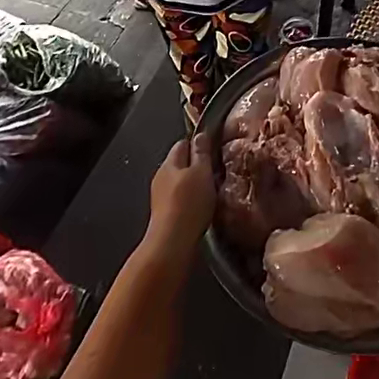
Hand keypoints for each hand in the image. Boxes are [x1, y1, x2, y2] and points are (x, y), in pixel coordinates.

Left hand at [146, 133, 214, 253]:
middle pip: (181, 163)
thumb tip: (200, 135)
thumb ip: (201, 153)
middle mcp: (161, 177)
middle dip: (197, 165)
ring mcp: (161, 196)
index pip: (183, 143)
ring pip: (181, 182)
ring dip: (195, 183)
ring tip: (213, 189)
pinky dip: (192, 199)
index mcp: (169, 163)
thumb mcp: (201, 172)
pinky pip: (181, 199)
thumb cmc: (188, 204)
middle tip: (218, 170)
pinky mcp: (165, 214)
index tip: (215, 149)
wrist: (171, 243)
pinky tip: (203, 207)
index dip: (199, 143)